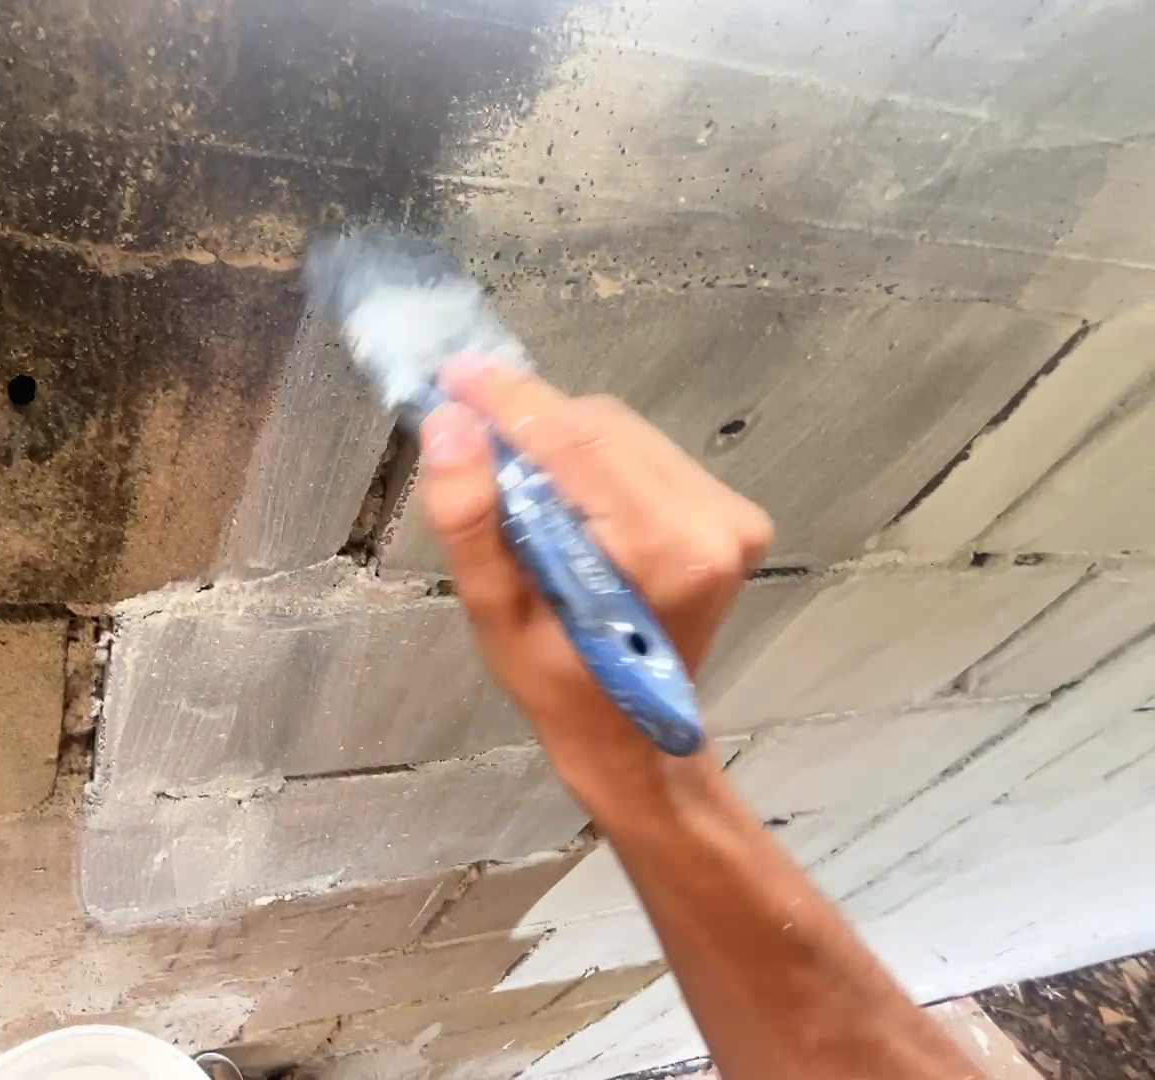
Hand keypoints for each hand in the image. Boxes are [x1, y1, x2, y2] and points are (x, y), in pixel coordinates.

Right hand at [417, 356, 773, 814]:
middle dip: (525, 415)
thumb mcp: (492, 612)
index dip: (508, 399)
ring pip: (619, 430)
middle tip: (462, 423)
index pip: (575, 441)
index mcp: (661, 552)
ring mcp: (731, 515)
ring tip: (502, 463)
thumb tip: (447, 425)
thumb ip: (470, 519)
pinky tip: (551, 483)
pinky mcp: (728, 513)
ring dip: (552, 432)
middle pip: (600, 426)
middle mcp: (715, 521)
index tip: (454, 372)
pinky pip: (638, 450)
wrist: (630, 733)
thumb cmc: (552, 684)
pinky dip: (582, 451)